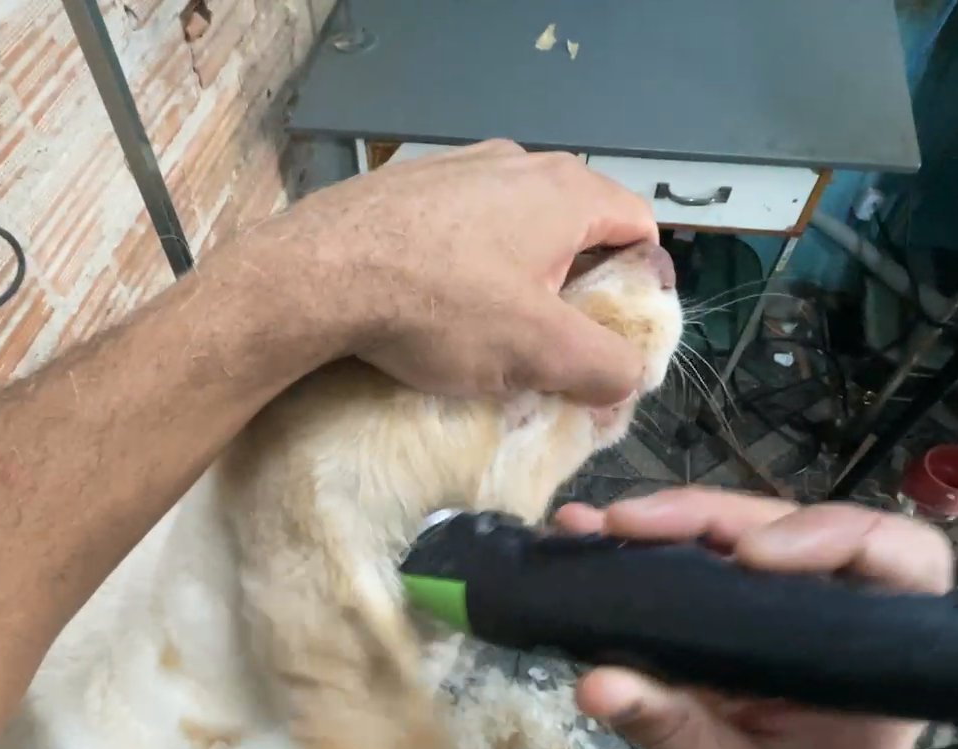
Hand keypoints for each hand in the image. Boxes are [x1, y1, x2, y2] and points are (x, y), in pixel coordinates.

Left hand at [242, 141, 657, 404]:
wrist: (318, 276)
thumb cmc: (440, 307)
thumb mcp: (538, 350)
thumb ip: (603, 365)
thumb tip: (628, 376)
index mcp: (566, 191)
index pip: (638, 228)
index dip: (639, 285)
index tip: (615, 332)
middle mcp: (517, 163)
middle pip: (575, 231)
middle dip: (574, 290)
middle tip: (553, 345)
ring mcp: (456, 169)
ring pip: (514, 230)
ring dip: (518, 281)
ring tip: (492, 333)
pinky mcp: (408, 188)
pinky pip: (460, 230)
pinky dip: (467, 267)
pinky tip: (439, 306)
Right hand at [554, 489, 954, 748]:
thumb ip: (673, 732)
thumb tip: (594, 685)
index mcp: (877, 659)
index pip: (896, 559)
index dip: (832, 535)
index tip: (750, 556)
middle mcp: (832, 614)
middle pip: (789, 527)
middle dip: (707, 516)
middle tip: (630, 522)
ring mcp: (776, 607)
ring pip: (734, 531)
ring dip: (664, 522)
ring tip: (593, 523)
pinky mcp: (727, 611)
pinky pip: (690, 562)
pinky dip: (640, 547)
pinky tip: (590, 534)